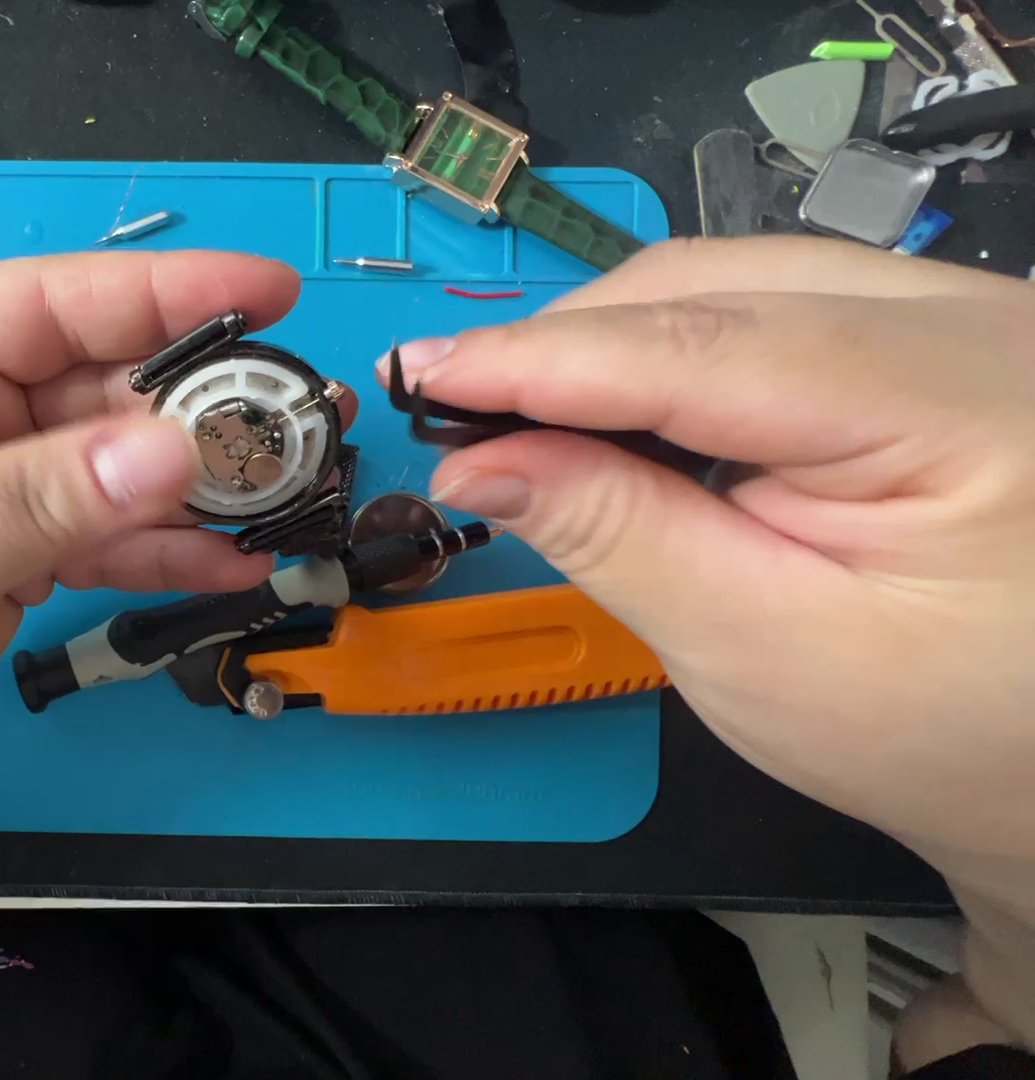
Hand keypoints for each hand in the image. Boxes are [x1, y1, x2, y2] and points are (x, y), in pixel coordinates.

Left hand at [0, 252, 351, 773]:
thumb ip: (32, 498)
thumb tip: (168, 453)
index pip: (53, 303)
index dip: (162, 292)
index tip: (263, 293)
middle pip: (107, 387)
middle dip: (201, 407)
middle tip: (296, 423)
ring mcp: (3, 485)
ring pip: (120, 468)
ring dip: (199, 485)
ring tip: (285, 496)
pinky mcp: (20, 554)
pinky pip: (109, 540)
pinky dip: (165, 552)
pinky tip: (225, 564)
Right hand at [375, 238, 1034, 876]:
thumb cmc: (935, 729)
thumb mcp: (750, 645)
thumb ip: (607, 534)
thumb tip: (472, 465)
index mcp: (970, 412)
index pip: (698, 350)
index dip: (535, 359)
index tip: (415, 374)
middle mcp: (984, 326)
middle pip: (706, 289)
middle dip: (555, 345)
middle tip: (450, 407)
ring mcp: (962, 321)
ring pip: (719, 285)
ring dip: (590, 347)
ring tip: (510, 413)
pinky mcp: (925, 343)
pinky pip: (751, 312)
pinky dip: (643, 355)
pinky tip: (598, 409)